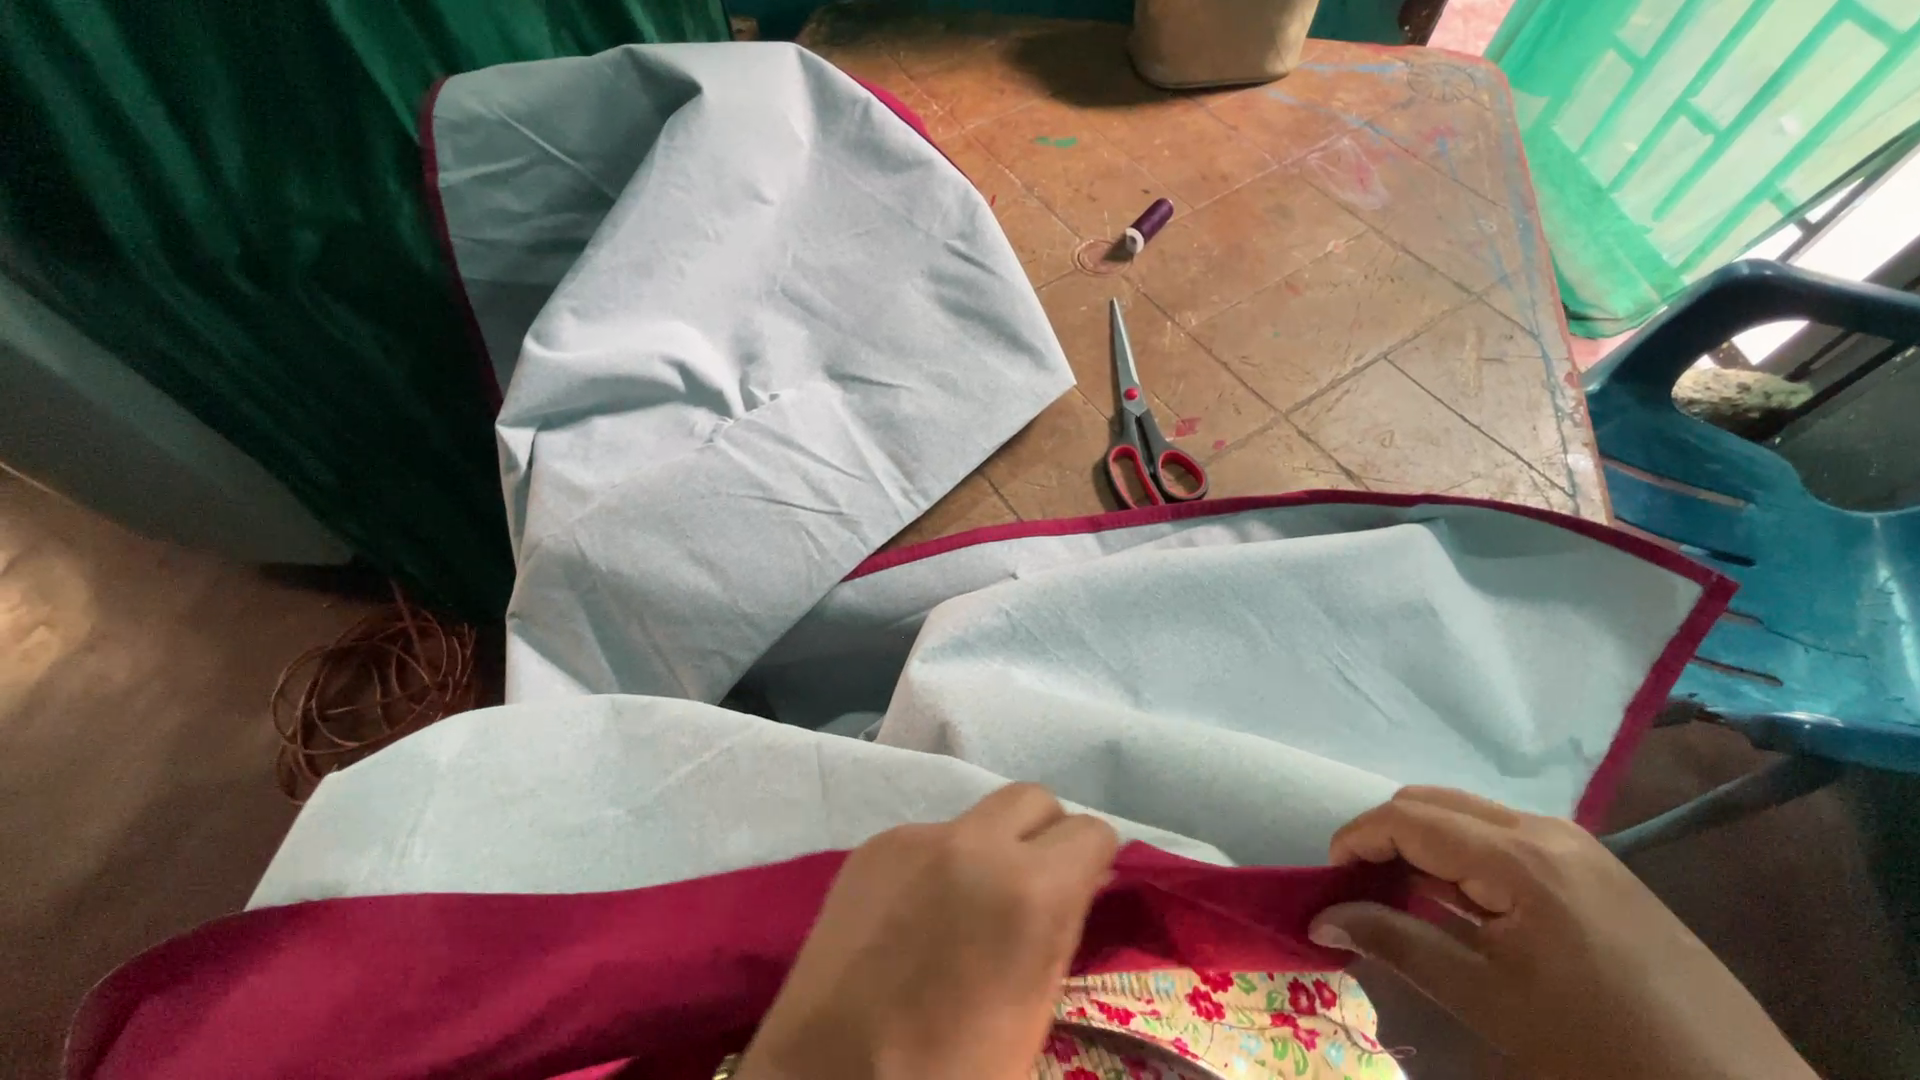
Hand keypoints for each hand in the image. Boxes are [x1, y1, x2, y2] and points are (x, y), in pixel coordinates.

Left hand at [735, 783, 1119, 1079]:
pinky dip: (939, 866)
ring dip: (988, 850)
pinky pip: (927, 839)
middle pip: (1031, 799)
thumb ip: (1058, 929)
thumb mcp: (1034, 1011)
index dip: (1092, 862)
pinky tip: (917, 918)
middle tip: (1032, 889)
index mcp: (1028, 888)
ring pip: (976, 818)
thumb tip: (1075, 885)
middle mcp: (972, 842)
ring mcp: (913, 838)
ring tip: (965, 911)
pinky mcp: (869, 848)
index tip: (1082, 890)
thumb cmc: (951, 1071)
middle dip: (1044, 836)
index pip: (1090, 832)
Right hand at [1309, 787, 1816, 1079]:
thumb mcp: (1484, 997)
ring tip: (1402, 897)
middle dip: (1385, 835)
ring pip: (1468, 813)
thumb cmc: (1596, 1045)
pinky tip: (1461, 905)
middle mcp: (1545, 830)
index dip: (1355, 840)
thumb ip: (1395, 943)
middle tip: (1360, 888)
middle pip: (1434, 801)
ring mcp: (1576, 844)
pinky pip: (1504, 835)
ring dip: (1423, 842)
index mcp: (1518, 856)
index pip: (1408, 818)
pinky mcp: (1595, 866)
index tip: (1329, 882)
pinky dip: (1463, 854)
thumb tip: (1320, 917)